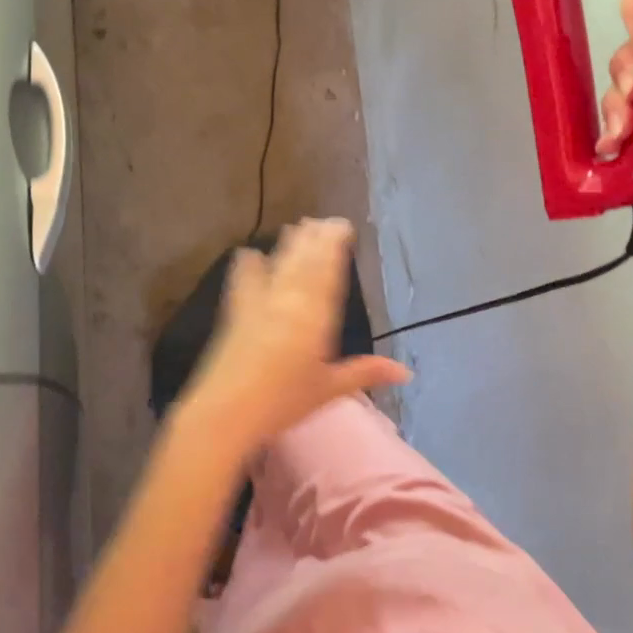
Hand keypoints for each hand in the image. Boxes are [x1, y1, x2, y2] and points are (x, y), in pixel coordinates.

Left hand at [176, 218, 410, 449]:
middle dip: (314, 240)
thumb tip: (406, 372)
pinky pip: (244, 282)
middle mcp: (288, 303)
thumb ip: (365, 373)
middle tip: (322, 220)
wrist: (226, 411)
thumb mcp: (328, 389)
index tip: (341, 227)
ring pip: (278, 267)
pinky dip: (248, 266)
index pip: (327, 274)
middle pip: (303, 264)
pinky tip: (248, 253)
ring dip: (288, 246)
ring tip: (297, 226)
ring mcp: (258, 305)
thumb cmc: (283, 402)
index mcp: (315, 319)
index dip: (334, 248)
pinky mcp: (234, 315)